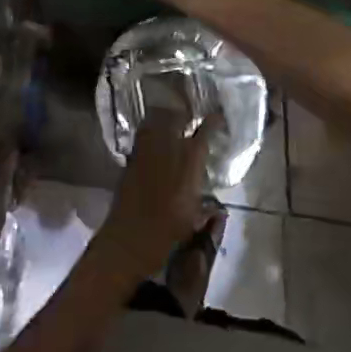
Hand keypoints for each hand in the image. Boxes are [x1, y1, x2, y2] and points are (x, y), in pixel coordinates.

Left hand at [95, 114, 212, 280]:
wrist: (132, 235)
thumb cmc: (169, 229)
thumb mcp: (194, 219)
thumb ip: (207, 210)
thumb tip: (218, 211)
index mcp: (191, 159)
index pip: (205, 130)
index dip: (213, 121)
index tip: (217, 117)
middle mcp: (170, 146)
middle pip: (177, 117)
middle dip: (184, 116)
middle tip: (189, 121)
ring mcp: (148, 148)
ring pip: (157, 120)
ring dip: (165, 119)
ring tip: (171, 125)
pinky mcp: (132, 156)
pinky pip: (143, 134)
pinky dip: (149, 132)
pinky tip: (154, 141)